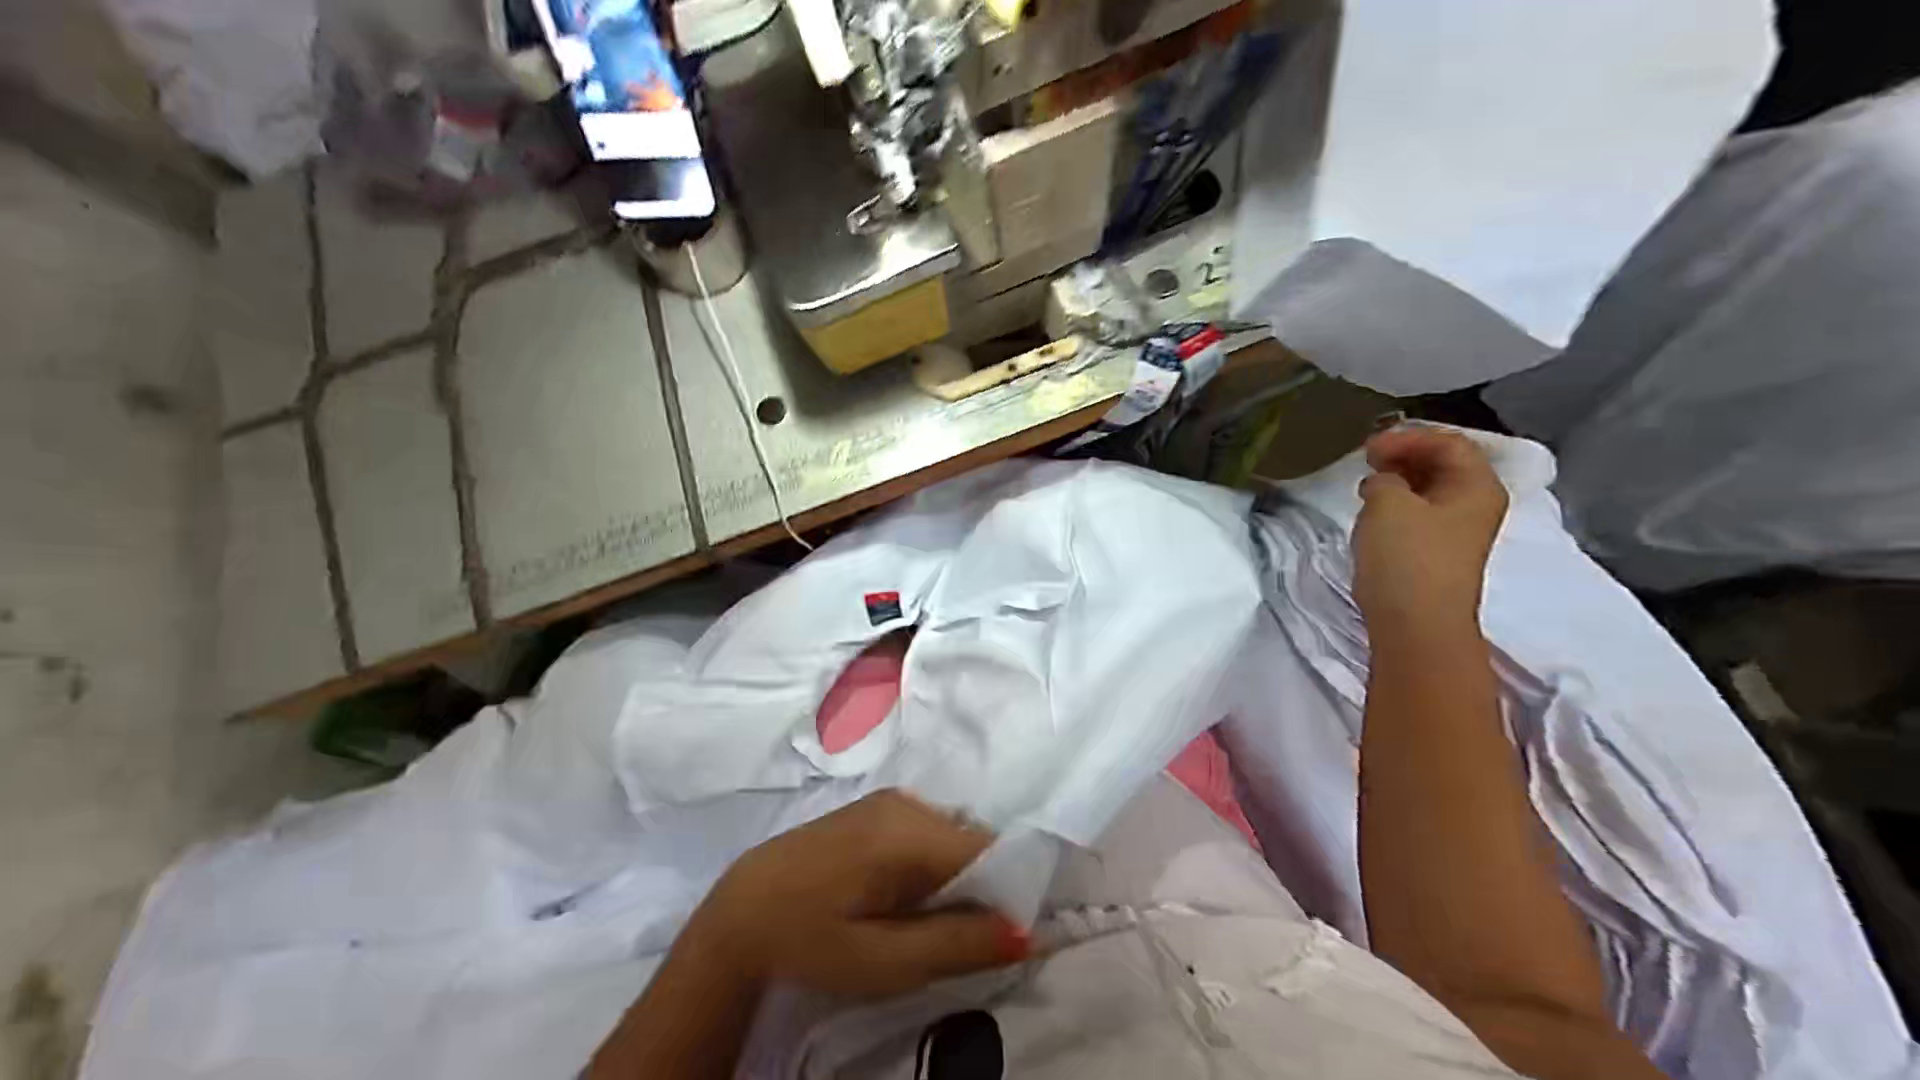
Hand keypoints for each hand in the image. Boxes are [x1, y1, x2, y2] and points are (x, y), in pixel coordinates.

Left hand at [683, 790, 1029, 999]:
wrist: (742, 914)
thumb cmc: (812, 942)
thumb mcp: (886, 962)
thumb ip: (960, 944)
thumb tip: (1031, 932)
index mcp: (909, 831)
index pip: (992, 849)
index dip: (1013, 890)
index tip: (1012, 934)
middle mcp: (907, 802)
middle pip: (975, 839)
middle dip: (985, 886)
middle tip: (966, 938)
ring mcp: (890, 800)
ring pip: (954, 835)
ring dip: (959, 877)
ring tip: (932, 921)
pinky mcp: (876, 808)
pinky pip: (930, 831)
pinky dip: (936, 864)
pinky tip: (909, 897)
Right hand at [1351, 426, 1507, 633]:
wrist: (1416, 624)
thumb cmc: (1407, 558)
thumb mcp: (1387, 503)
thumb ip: (1383, 479)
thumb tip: (1383, 484)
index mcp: (1477, 487)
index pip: (1449, 443)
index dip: (1408, 437)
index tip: (1368, 449)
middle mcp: (1475, 505)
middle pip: (1444, 464)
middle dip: (1405, 455)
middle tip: (1367, 459)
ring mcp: (1457, 532)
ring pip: (1430, 490)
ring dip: (1399, 480)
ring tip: (1367, 483)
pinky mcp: (1436, 553)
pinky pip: (1420, 514)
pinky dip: (1397, 504)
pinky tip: (1373, 512)